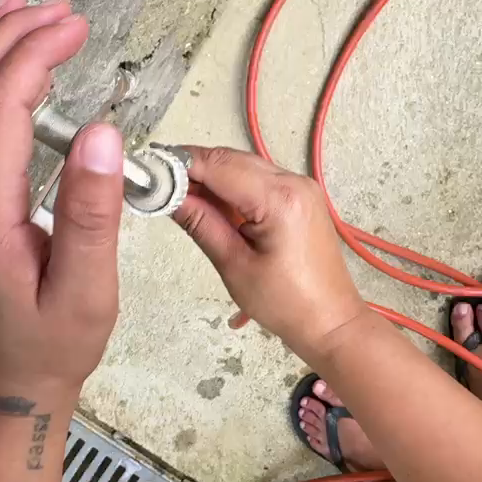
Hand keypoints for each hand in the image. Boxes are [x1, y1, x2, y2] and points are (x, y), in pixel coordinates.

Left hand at [0, 0, 123, 413]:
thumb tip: (100, 131)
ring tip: (19, 11)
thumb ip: (91, 212)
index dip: (35, 55)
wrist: (7, 384)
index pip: (0, 108)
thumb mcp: (88, 290)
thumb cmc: (54, 342)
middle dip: (7, 37)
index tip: (76, 25)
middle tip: (58, 11)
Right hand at [171, 146, 370, 361]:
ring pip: (245, 166)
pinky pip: (259, 180)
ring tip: (181, 197)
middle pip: (232, 159)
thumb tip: (168, 195)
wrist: (331, 321)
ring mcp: (302, 187)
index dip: (182, 164)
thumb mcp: (234, 265)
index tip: (151, 170)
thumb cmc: (284, 303)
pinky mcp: (302, 197)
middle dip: (195, 168)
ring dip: (212, 177)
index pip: (220, 165)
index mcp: (279, 199)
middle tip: (160, 185)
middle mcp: (294, 181)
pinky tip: (212, 205)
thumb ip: (201, 224)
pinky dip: (232, 187)